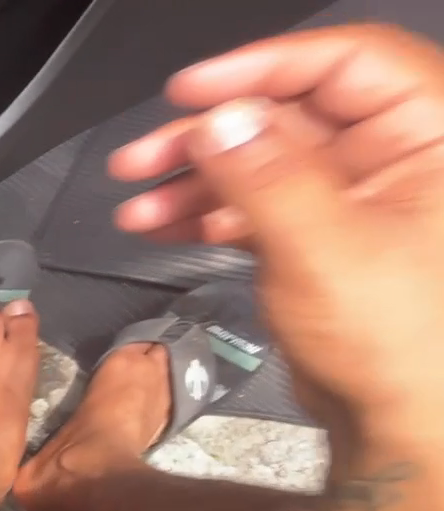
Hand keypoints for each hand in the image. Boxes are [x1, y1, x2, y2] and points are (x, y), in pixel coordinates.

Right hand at [109, 25, 443, 446]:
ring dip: (190, 181)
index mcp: (432, 136)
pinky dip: (202, 213)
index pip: (348, 67)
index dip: (265, 68)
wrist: (399, 407)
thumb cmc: (392, 333)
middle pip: (289, 117)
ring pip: (260, 164)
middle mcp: (398, 156)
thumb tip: (220, 121)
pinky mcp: (317, 236)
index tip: (187, 90)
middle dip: (206, 137)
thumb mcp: (323, 246)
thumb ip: (268, 178)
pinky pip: (252, 205)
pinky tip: (159, 226)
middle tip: (136, 160)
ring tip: (132, 208)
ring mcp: (354, 198)